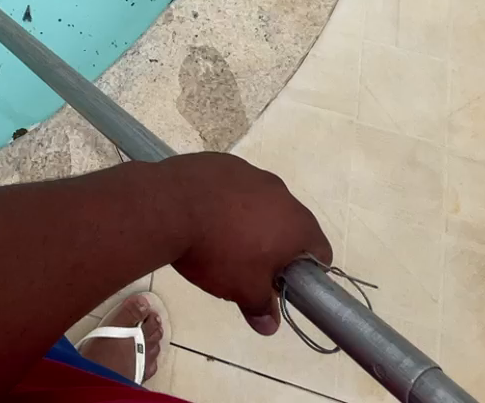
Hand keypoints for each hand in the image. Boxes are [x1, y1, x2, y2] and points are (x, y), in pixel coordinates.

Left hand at [158, 153, 331, 335]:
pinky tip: (202, 212)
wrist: (165, 206)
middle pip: (287, 221)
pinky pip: (229, 184)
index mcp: (295, 221)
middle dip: (274, 243)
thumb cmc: (215, 251)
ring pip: (256, 200)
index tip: (284, 281)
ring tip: (220, 236)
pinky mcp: (216, 159)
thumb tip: (268, 324)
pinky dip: (223, 197)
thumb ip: (261, 307)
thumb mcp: (243, 289)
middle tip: (250, 263)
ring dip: (247, 217)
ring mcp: (245, 169)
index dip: (306, 270)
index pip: (318, 249)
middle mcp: (276, 189)